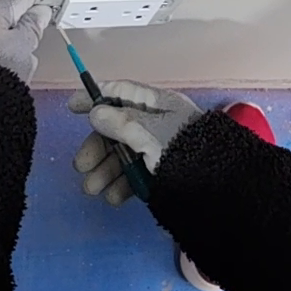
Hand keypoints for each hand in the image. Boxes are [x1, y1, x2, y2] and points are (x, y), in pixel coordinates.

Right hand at [69, 81, 202, 203]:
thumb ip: (121, 122)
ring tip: (93, 189)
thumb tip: (95, 112)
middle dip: (96, 148)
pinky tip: (114, 197)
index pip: (121, 93)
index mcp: (157, 105)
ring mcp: (157, 150)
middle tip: (81, 166)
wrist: (218, 187)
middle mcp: (155, 124)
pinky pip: (134, 175)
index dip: (95, 97)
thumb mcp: (151, 132)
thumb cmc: (184, 150)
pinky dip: (121, 185)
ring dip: (104, 171)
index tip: (72, 107)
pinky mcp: (161, 173)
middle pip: (115, 129)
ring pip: (122, 156)